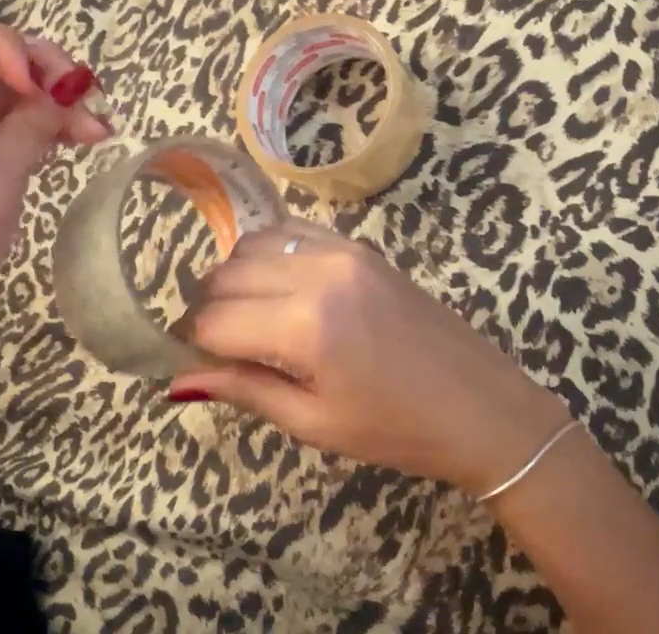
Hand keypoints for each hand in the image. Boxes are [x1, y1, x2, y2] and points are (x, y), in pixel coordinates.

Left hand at [0, 11, 111, 364]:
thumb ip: (34, 123)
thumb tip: (71, 91)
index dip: (3, 45)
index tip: (39, 85)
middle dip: (40, 72)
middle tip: (87, 96)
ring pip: (1, 90)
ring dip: (49, 102)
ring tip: (97, 128)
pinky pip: (1, 122)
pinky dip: (38, 126)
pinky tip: (78, 138)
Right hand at [170, 220, 570, 495]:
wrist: (479, 406)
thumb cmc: (397, 429)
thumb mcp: (315, 423)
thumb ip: (245, 390)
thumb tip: (179, 380)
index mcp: (305, 326)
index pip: (214, 321)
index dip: (190, 342)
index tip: (187, 360)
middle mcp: (317, 273)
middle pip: (227, 274)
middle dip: (208, 309)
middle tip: (213, 344)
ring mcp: (342, 250)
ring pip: (255, 243)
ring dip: (234, 275)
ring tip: (244, 315)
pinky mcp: (360, 245)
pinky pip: (294, 229)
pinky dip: (269, 250)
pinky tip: (274, 283)